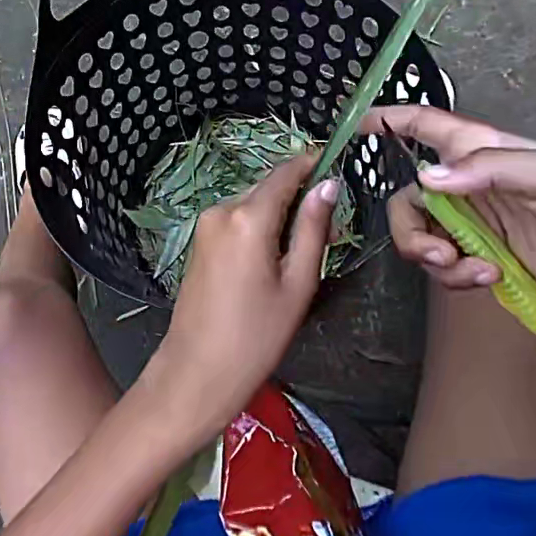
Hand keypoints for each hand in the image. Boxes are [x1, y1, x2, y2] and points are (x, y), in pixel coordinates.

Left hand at [149, 154, 339, 427]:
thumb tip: (328, 185)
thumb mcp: (297, 283)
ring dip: (280, 215)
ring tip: (305, 251)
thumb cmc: (256, 335)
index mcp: (248, 217)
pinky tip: (275, 256)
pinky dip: (259, 228)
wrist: (197, 371)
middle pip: (268, 188)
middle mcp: (221, 211)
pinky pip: (236, 221)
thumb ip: (313, 229)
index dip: (313, 165)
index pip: (285, 173)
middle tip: (330, 230)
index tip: (339, 165)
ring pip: (252, 204)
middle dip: (299, 198)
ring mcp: (204, 226)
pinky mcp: (198, 243)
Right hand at [361, 105, 535, 297]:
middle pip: (408, 201)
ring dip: (436, 262)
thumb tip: (426, 178)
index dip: (392, 120)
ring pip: (421, 238)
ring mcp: (474, 222)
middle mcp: (469, 185)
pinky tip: (488, 279)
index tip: (359, 125)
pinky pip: (444, 265)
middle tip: (437, 256)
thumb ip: (489, 171)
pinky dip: (455, 277)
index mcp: (484, 152)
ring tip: (476, 273)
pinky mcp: (482, 253)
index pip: (428, 126)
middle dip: (411, 234)